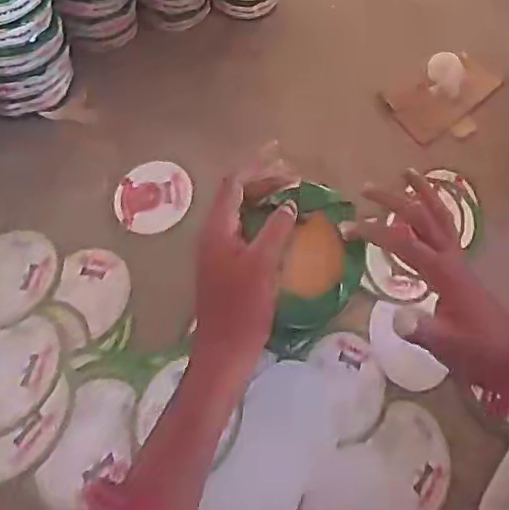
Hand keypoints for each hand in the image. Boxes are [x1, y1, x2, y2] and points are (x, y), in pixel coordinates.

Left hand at [191, 143, 298, 377]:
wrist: (223, 354)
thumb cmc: (242, 308)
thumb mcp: (263, 264)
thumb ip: (276, 228)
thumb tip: (289, 203)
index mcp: (217, 228)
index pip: (235, 183)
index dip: (258, 166)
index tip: (282, 156)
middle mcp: (214, 234)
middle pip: (237, 194)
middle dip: (264, 179)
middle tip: (294, 176)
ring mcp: (219, 250)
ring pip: (242, 211)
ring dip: (265, 198)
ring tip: (292, 193)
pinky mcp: (227, 265)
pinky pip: (246, 228)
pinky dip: (264, 218)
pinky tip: (283, 224)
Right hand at [354, 170, 508, 388]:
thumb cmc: (478, 352)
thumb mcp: (448, 347)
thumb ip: (422, 330)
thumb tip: (395, 316)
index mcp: (443, 272)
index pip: (403, 243)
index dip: (374, 233)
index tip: (347, 229)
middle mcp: (450, 257)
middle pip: (421, 218)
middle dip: (394, 200)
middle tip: (366, 188)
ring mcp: (457, 259)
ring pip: (439, 216)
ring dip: (422, 193)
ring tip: (407, 172)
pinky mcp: (460, 266)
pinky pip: (446, 228)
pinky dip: (435, 210)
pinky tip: (426, 207)